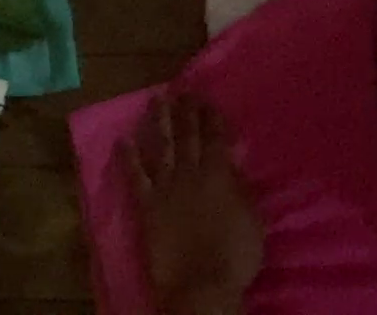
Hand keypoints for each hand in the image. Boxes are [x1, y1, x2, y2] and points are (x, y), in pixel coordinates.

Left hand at [121, 92, 262, 313]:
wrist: (200, 286)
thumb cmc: (234, 256)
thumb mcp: (253, 219)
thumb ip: (243, 187)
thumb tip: (235, 162)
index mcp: (217, 173)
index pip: (214, 136)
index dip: (211, 116)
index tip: (207, 98)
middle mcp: (189, 172)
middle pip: (187, 134)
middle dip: (186, 110)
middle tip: (183, 90)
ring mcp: (165, 186)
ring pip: (161, 146)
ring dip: (158, 121)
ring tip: (155, 99)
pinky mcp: (146, 204)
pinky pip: (135, 176)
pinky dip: (128, 157)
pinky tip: (122, 139)